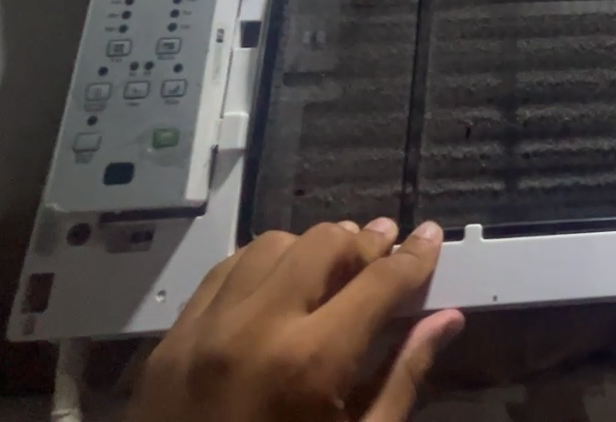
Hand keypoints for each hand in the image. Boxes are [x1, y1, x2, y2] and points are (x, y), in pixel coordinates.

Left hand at [129, 219, 463, 421]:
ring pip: (273, 244)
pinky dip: (260, 267)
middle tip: (381, 257)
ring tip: (327, 273)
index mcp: (310, 364)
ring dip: (310, 251)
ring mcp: (204, 332)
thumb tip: (447, 319)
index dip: (414, 257)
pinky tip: (277, 289)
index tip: (429, 238)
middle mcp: (256, 330)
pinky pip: (224, 271)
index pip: (381, 280)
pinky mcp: (169, 342)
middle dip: (363, 246)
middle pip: (326, 242)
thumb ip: (402, 377)